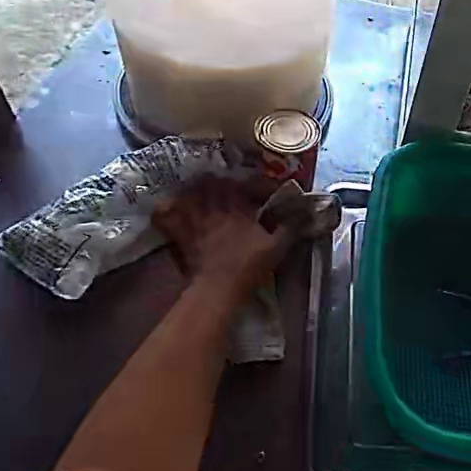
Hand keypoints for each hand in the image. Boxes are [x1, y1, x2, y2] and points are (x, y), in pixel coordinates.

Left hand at [152, 175, 295, 297]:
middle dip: (223, 182)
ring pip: (190, 194)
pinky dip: (166, 209)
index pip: (246, 186)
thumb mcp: (277, 246)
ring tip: (203, 192)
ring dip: (197, 190)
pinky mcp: (181, 234)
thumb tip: (305, 213)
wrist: (218, 288)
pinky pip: (166, 216)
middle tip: (232, 188)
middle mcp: (214, 208)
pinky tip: (169, 207)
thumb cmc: (249, 266)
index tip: (268, 192)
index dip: (257, 185)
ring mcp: (195, 220)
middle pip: (214, 184)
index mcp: (238, 208)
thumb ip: (290, 227)